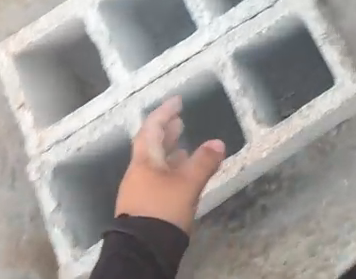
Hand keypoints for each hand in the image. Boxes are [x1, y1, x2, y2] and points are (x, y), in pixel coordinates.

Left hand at [113, 96, 225, 232]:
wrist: (142, 254)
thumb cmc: (163, 210)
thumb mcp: (188, 184)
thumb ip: (204, 162)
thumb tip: (218, 142)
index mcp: (144, 161)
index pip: (152, 127)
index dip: (165, 112)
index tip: (177, 101)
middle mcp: (137, 172)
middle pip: (150, 146)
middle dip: (166, 133)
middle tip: (180, 122)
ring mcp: (137, 192)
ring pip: (154, 165)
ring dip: (169, 154)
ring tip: (185, 149)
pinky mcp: (142, 209)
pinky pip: (156, 181)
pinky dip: (169, 173)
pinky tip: (181, 179)